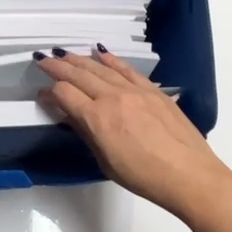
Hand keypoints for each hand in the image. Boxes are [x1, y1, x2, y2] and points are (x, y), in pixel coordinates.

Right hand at [37, 49, 231, 219]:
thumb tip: (68, 114)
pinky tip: (101, 54)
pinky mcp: (153, 91)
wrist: (189, 175)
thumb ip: (86, 133)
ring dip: (80, 60)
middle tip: (42, 59)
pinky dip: (111, 60)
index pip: (65, 94)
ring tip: (65, 54)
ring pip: (101, 68)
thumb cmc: (144, 177)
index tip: (42, 94)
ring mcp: (134, 91)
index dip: (49, 93)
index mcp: (97, 118)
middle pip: (79, 75)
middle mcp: (113, 98)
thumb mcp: (106, 161)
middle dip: (58, 66)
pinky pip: (126, 69)